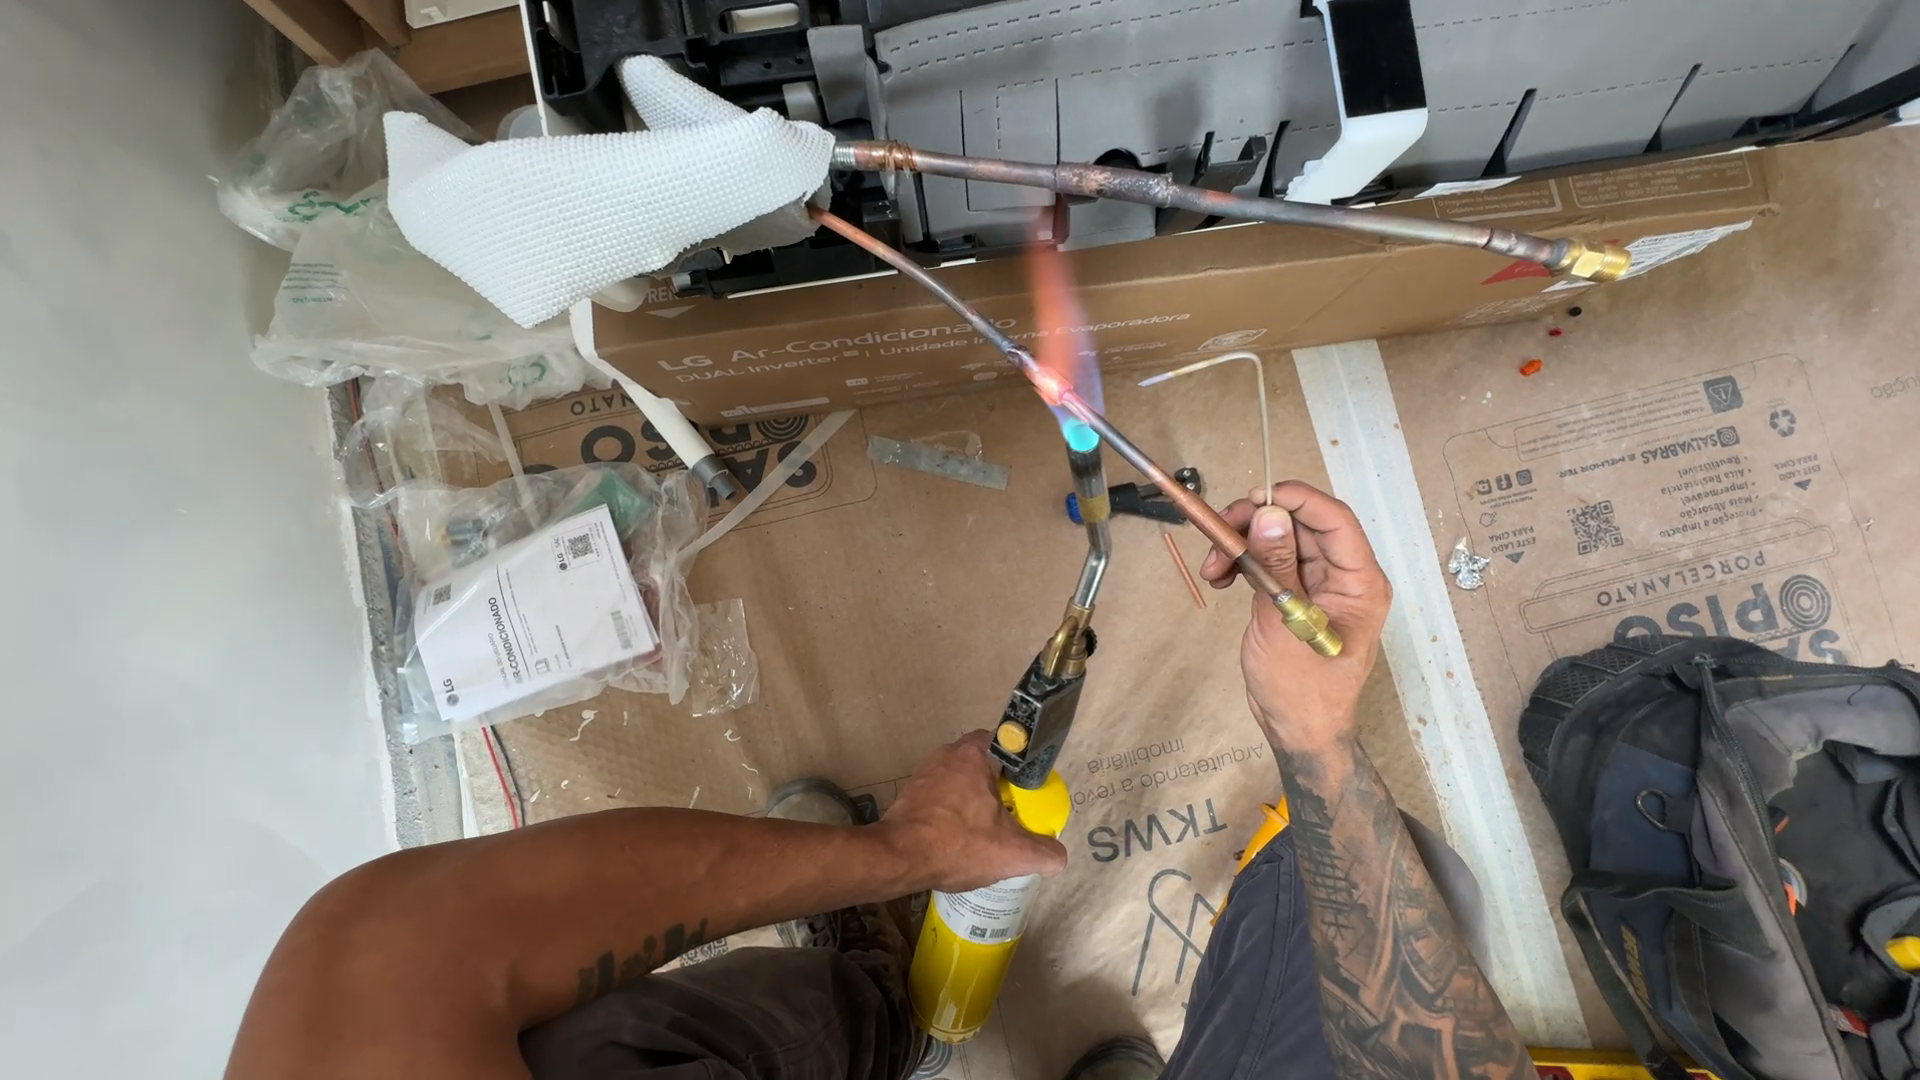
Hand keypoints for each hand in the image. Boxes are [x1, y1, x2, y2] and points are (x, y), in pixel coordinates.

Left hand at [879, 731, 1068, 892]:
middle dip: (997, 783)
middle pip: (983, 760)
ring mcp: (925, 772)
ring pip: (960, 777)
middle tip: (1009, 810)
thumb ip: (1044, 854)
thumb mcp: (1012, 853)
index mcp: (975, 755)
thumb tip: (1058, 858)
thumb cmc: (957, 843)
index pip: (1005, 742)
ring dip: (972, 797)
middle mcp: (948, 754)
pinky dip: (952, 809)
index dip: (1019, 763)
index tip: (1025, 789)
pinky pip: (941, 793)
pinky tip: (958, 836)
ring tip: (984, 827)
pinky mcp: (911, 792)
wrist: (898, 857)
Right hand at [1198, 481, 1391, 755]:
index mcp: (1359, 582)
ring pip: (1278, 540)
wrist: (1295, 728)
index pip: (1334, 520)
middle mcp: (1342, 576)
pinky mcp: (1292, 592)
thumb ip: (1277, 566)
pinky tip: (1220, 579)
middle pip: (1300, 526)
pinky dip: (1241, 563)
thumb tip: (1269, 514)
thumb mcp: (1285, 623)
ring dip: (1240, 545)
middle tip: (1217, 535)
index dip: (1296, 500)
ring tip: (1212, 569)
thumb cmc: (1301, 688)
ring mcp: (1316, 584)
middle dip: (1255, 524)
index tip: (1253, 497)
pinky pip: (1267, 561)